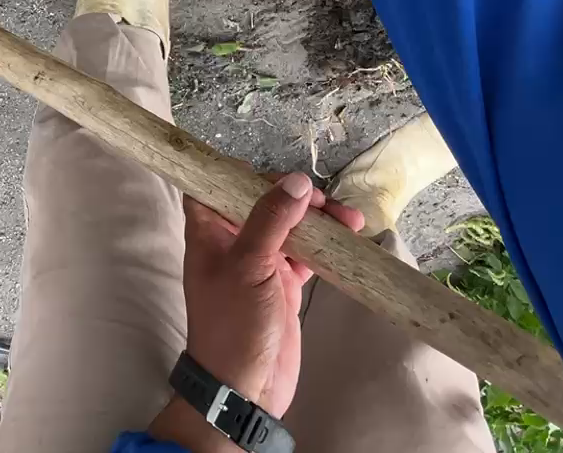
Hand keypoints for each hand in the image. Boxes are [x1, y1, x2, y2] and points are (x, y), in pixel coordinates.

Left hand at [148, 173, 366, 452]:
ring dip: (319, 220)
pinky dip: (325, 246)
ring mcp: (260, 260)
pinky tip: (347, 241)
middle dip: (297, 196)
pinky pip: (306, 253)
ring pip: (290, 225)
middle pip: (264, 201)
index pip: (220, 183)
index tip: (282, 173)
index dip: (247, 172)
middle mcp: (233, 237)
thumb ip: (271, 219)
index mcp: (210, 227)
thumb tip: (297, 180)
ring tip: (352, 220)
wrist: (244, 390)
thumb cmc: (233, 323)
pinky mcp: (283, 282)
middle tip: (327, 203)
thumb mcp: (248, 265)